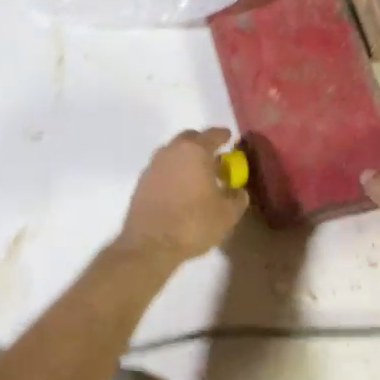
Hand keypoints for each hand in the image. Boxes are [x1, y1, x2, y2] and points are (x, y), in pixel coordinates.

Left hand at [119, 128, 248, 264]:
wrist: (150, 245)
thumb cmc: (193, 224)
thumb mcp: (227, 214)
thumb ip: (237, 198)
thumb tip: (238, 191)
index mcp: (195, 152)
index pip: (212, 135)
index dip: (222, 135)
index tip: (229, 137)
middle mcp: (172, 152)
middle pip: (189, 139)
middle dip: (202, 144)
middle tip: (214, 158)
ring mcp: (153, 166)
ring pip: (173, 153)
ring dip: (186, 158)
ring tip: (197, 175)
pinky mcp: (142, 182)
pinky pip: (162, 169)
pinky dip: (173, 172)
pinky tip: (180, 189)